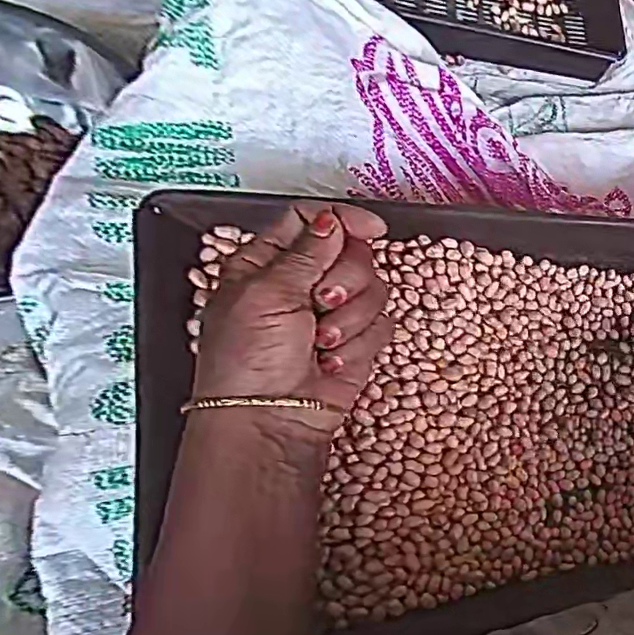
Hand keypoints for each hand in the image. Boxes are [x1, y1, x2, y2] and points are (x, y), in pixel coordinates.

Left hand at [192, 201, 391, 441]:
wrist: (273, 414)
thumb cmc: (250, 358)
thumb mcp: (267, 292)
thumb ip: (306, 252)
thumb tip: (331, 220)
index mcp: (271, 262)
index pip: (314, 222)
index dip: (344, 221)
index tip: (372, 229)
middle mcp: (307, 284)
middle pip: (354, 256)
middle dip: (345, 282)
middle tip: (321, 304)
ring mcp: (337, 313)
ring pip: (375, 292)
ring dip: (351, 320)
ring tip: (321, 343)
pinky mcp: (361, 341)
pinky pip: (383, 326)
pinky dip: (361, 345)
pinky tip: (333, 361)